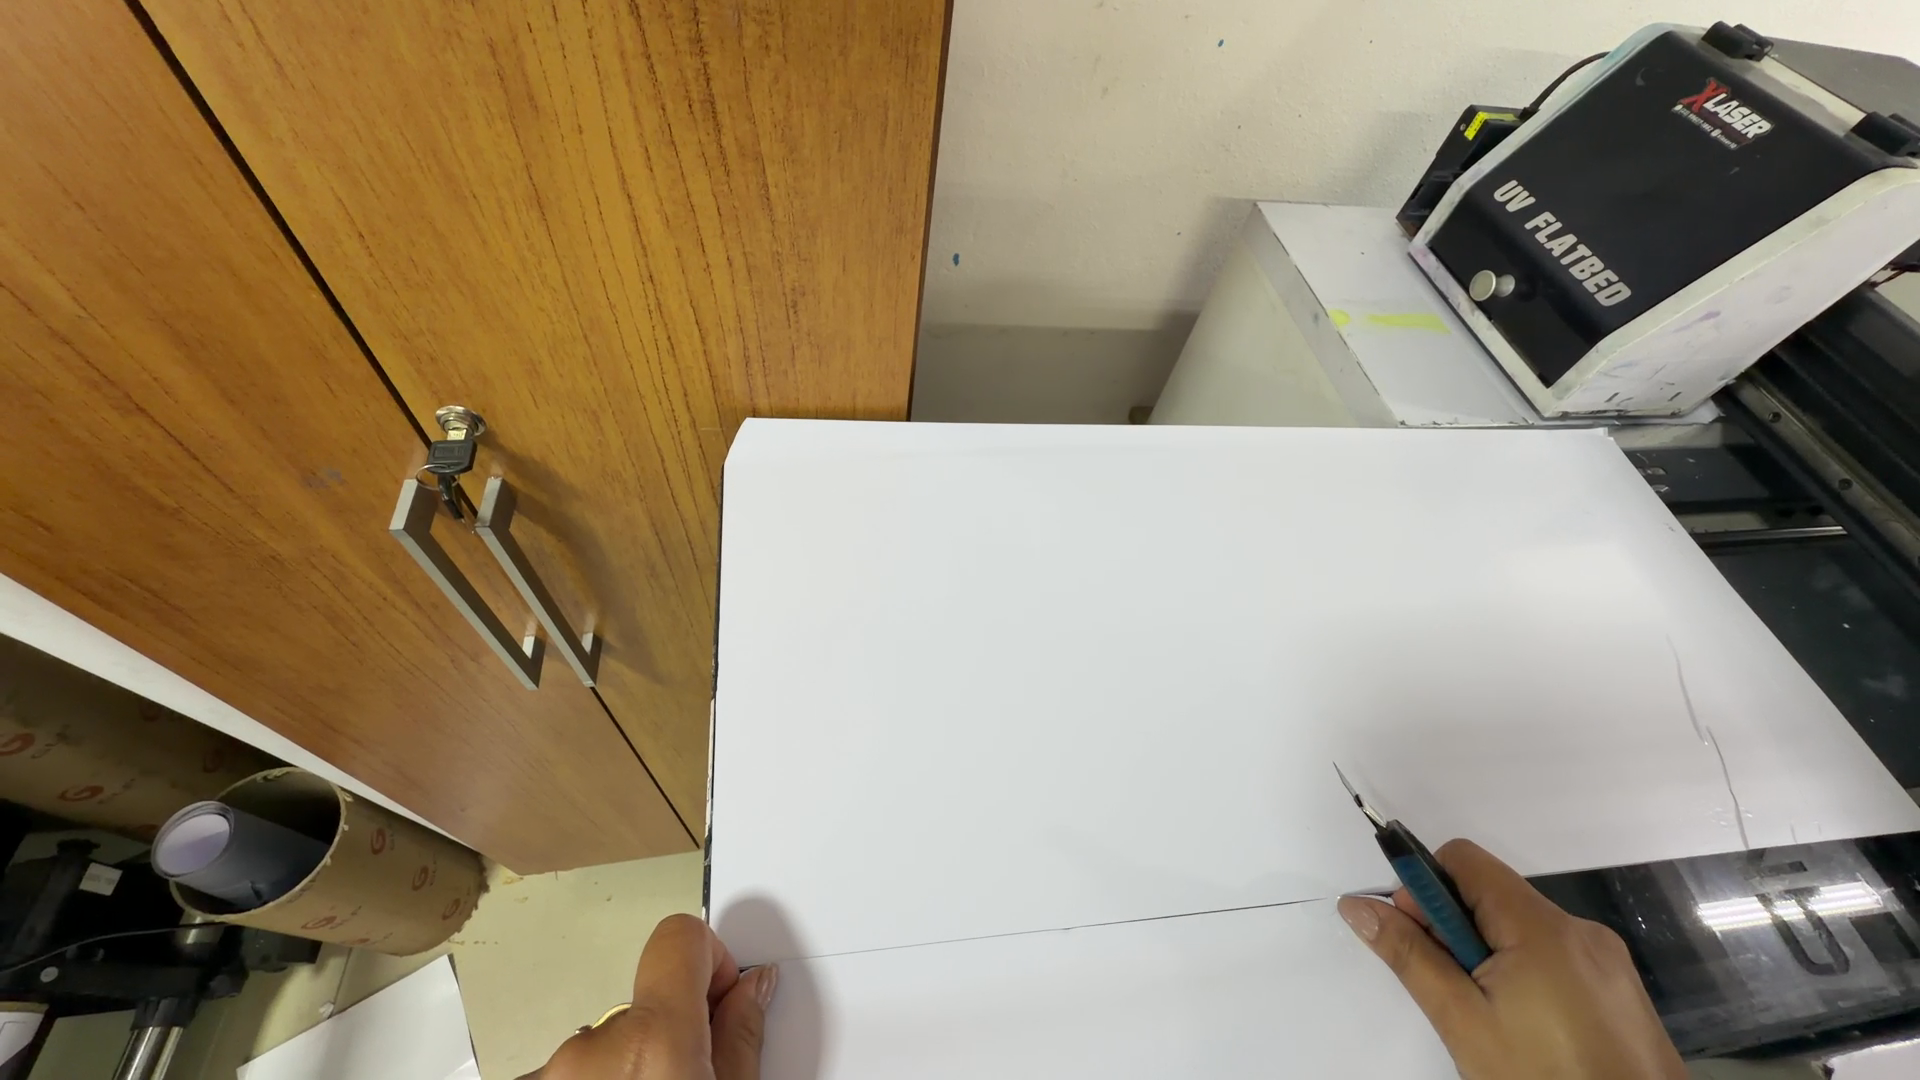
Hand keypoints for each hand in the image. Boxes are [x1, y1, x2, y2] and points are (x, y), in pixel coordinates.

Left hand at [522, 914, 777, 1079]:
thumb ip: (740, 1037)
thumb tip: (750, 990)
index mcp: (653, 1039)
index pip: (680, 936)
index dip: (708, 960)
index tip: (716, 1000)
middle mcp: (589, 1049)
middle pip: (643, 999)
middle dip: (669, 1030)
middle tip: (688, 1078)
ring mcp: (547, 1075)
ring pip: (606, 1043)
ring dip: (628, 1067)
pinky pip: (571, 1072)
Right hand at [1338, 839, 1684, 1079]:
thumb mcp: (1463, 1021)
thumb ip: (1408, 954)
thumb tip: (1355, 905)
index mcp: (1541, 926)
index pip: (1462, 859)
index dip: (1424, 886)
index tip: (1413, 934)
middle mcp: (1578, 929)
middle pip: (1488, 893)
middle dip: (1452, 927)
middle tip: (1447, 986)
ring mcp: (1605, 960)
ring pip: (1517, 927)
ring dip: (1485, 953)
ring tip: (1489, 1014)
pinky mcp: (1619, 989)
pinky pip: (1551, 954)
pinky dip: (1522, 972)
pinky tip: (1524, 1025)